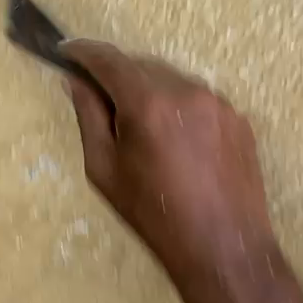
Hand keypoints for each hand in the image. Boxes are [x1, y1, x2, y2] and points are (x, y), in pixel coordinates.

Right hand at [61, 40, 274, 283]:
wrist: (225, 251)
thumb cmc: (153, 214)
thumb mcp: (103, 168)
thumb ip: (88, 115)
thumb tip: (74, 80)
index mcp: (147, 103)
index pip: (108, 59)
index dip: (83, 51)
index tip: (65, 52)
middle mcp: (184, 90)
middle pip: (138, 65)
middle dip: (116, 76)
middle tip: (102, 103)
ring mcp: (216, 102)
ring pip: (168, 78)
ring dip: (148, 90)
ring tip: (144, 129)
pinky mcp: (237, 116)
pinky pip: (195, 97)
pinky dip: (176, 106)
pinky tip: (176, 141)